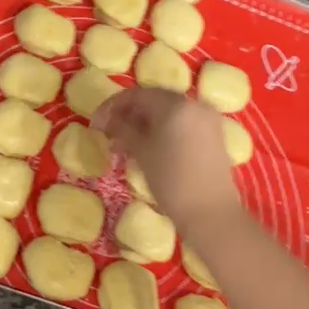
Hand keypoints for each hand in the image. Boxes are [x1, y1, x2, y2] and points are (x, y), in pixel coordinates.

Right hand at [93, 88, 242, 233]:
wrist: (211, 213)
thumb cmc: (171, 180)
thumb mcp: (141, 152)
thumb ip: (122, 129)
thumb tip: (107, 120)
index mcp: (175, 104)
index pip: (136, 95)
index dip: (112, 107)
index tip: (95, 125)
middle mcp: (194, 104)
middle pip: (153, 100)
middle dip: (128, 114)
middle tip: (108, 133)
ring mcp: (206, 119)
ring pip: (168, 113)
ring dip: (144, 124)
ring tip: (123, 145)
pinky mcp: (213, 135)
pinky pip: (181, 124)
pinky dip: (162, 130)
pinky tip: (147, 148)